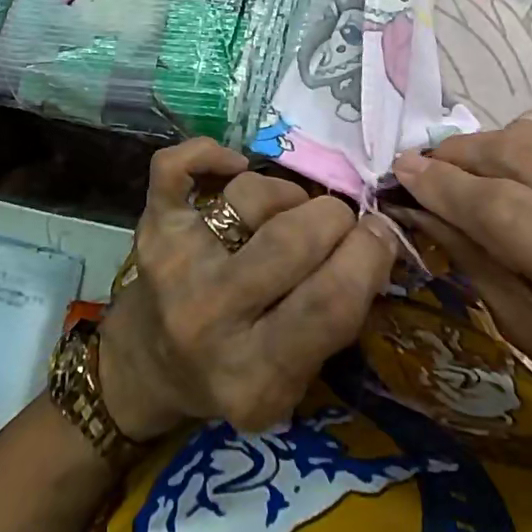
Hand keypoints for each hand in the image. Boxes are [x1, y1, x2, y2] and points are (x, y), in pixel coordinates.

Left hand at [97, 139, 400, 437]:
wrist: (153, 363)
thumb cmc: (234, 371)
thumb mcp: (293, 378)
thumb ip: (333, 318)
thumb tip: (376, 238)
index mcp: (255, 374)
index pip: (327, 304)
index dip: (366, 258)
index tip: (381, 232)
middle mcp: (209, 316)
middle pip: (290, 241)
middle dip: (333, 218)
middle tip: (340, 219)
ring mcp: (173, 265)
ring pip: (248, 197)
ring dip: (287, 193)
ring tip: (293, 209)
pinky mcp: (151, 228)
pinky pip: (174, 168)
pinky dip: (207, 153)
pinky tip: (236, 165)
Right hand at [390, 113, 531, 464]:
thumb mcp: (520, 326)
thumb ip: (467, 253)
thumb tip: (413, 197)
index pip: (506, 210)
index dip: (445, 184)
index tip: (401, 170)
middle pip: (527, 155)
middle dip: (462, 154)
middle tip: (431, 166)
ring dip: (499, 146)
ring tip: (485, 172)